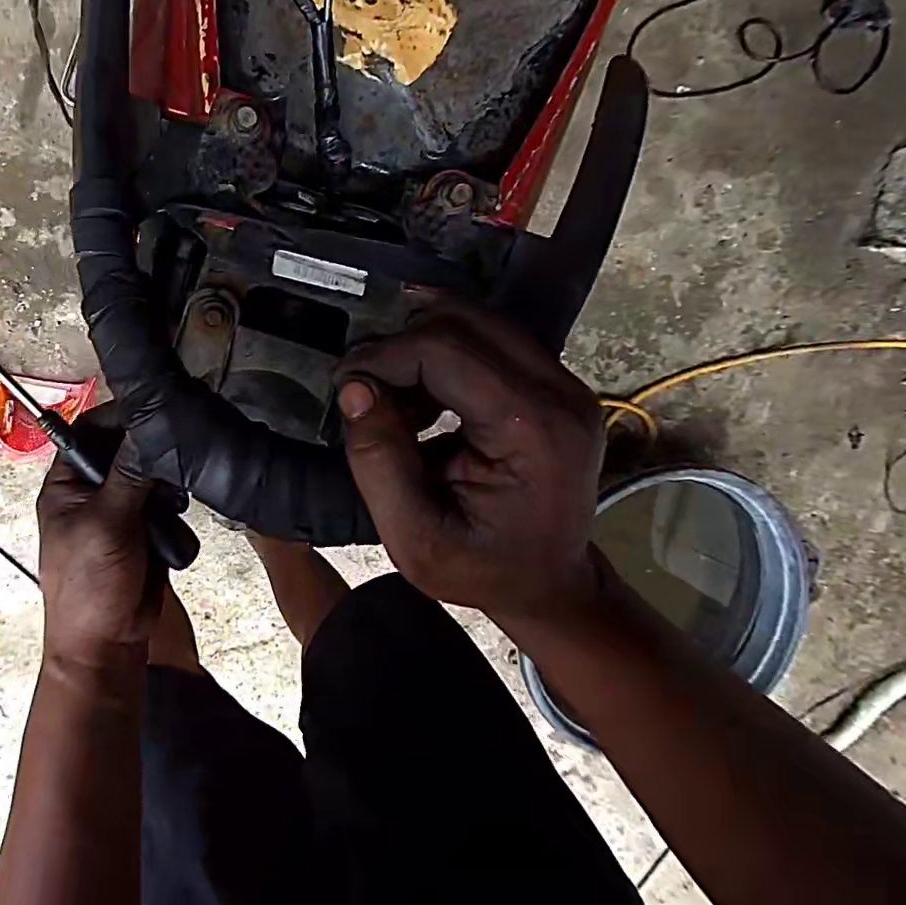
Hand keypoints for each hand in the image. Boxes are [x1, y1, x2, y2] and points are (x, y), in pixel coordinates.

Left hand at [34, 413, 161, 666]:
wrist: (109, 643)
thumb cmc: (89, 585)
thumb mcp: (106, 523)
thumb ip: (129, 475)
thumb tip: (149, 429)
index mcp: (68, 482)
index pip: (91, 429)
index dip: (119, 415)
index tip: (155, 409)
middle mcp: (94, 489)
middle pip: (127, 449)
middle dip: (150, 455)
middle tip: (170, 462)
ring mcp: (121, 509)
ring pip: (151, 476)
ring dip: (164, 487)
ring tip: (169, 504)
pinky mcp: (146, 528)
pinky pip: (164, 503)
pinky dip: (172, 511)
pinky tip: (173, 522)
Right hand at [335, 307, 606, 627]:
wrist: (548, 584)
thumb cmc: (485, 570)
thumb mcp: (415, 540)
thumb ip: (379, 464)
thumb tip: (354, 390)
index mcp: (532, 429)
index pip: (445, 350)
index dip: (383, 355)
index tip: (344, 382)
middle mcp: (558, 393)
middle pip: (464, 320)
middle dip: (399, 342)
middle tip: (361, 383)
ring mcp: (561, 384)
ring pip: (475, 321)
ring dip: (418, 345)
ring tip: (389, 395)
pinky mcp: (550, 385)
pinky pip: (486, 341)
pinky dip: (439, 356)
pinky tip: (418, 399)